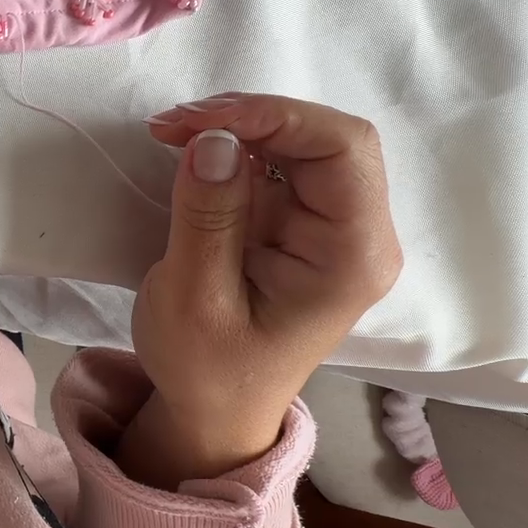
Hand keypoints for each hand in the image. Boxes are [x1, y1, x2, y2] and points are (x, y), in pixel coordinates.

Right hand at [120, 94, 402, 488]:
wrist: (212, 410)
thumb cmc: (204, 366)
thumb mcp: (192, 295)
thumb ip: (208, 217)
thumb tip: (213, 140)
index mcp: (350, 255)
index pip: (341, 149)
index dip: (271, 117)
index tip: (192, 122)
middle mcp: (356, 234)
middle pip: (326, 139)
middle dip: (250, 117)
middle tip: (171, 125)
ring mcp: (328, 230)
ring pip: (301, 146)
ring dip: (236, 128)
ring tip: (171, 133)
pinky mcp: (297, 229)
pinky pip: (277, 168)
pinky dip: (232, 149)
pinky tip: (190, 153)